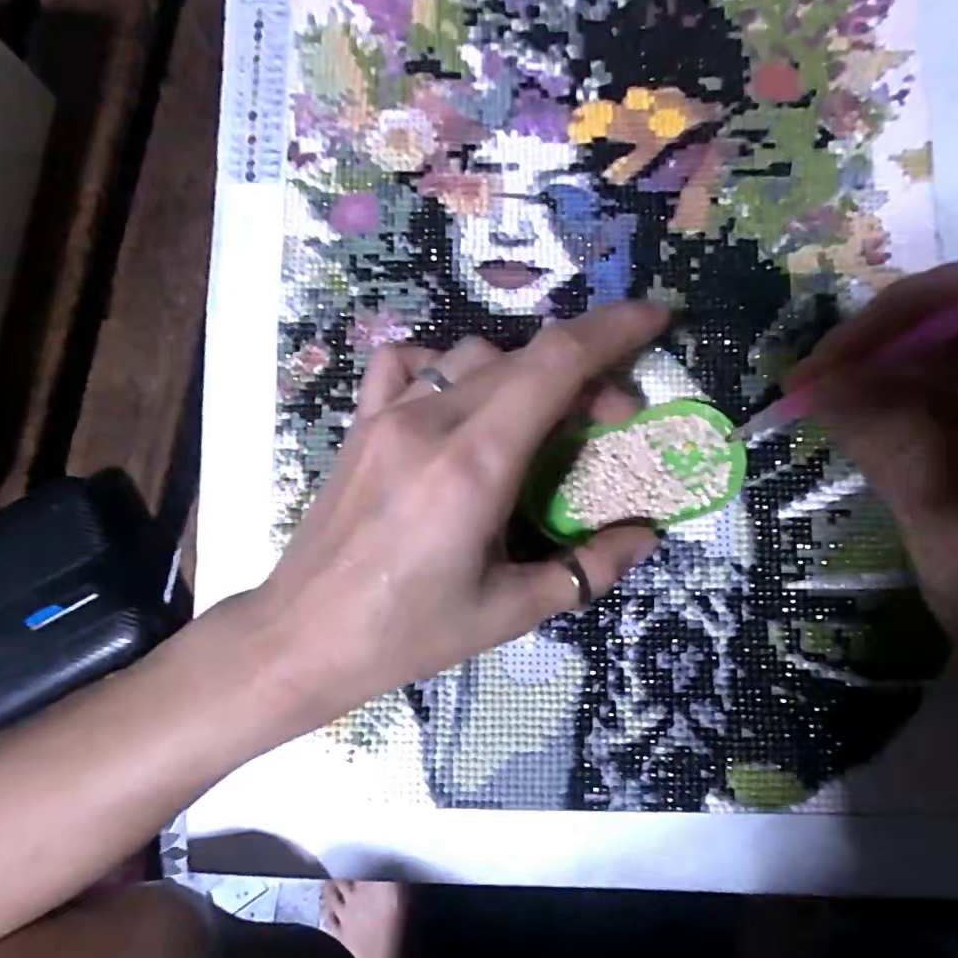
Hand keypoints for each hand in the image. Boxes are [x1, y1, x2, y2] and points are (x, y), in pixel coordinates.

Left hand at [227, 302, 668, 731]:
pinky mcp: (361, 424)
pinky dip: (450, 365)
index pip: (556, 364)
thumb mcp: (510, 612)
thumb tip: (646, 535)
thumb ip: (588, 568)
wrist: (302, 639)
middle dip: (586, 371)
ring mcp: (388, 415)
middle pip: (526, 358)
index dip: (613, 331)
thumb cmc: (408, 634)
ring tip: (545, 418)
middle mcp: (431, 421)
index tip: (655, 318)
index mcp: (475, 465)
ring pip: (475, 355)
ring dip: (526, 372)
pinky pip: (410, 363)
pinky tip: (461, 401)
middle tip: (613, 417)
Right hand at [793, 247, 957, 704]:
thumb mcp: (948, 534)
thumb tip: (815, 380)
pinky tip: (904, 413)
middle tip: (827, 375)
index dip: (909, 310)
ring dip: (923, 360)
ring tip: (850, 393)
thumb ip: (887, 443)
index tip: (832, 356)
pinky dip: (955, 383)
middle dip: (905, 336)